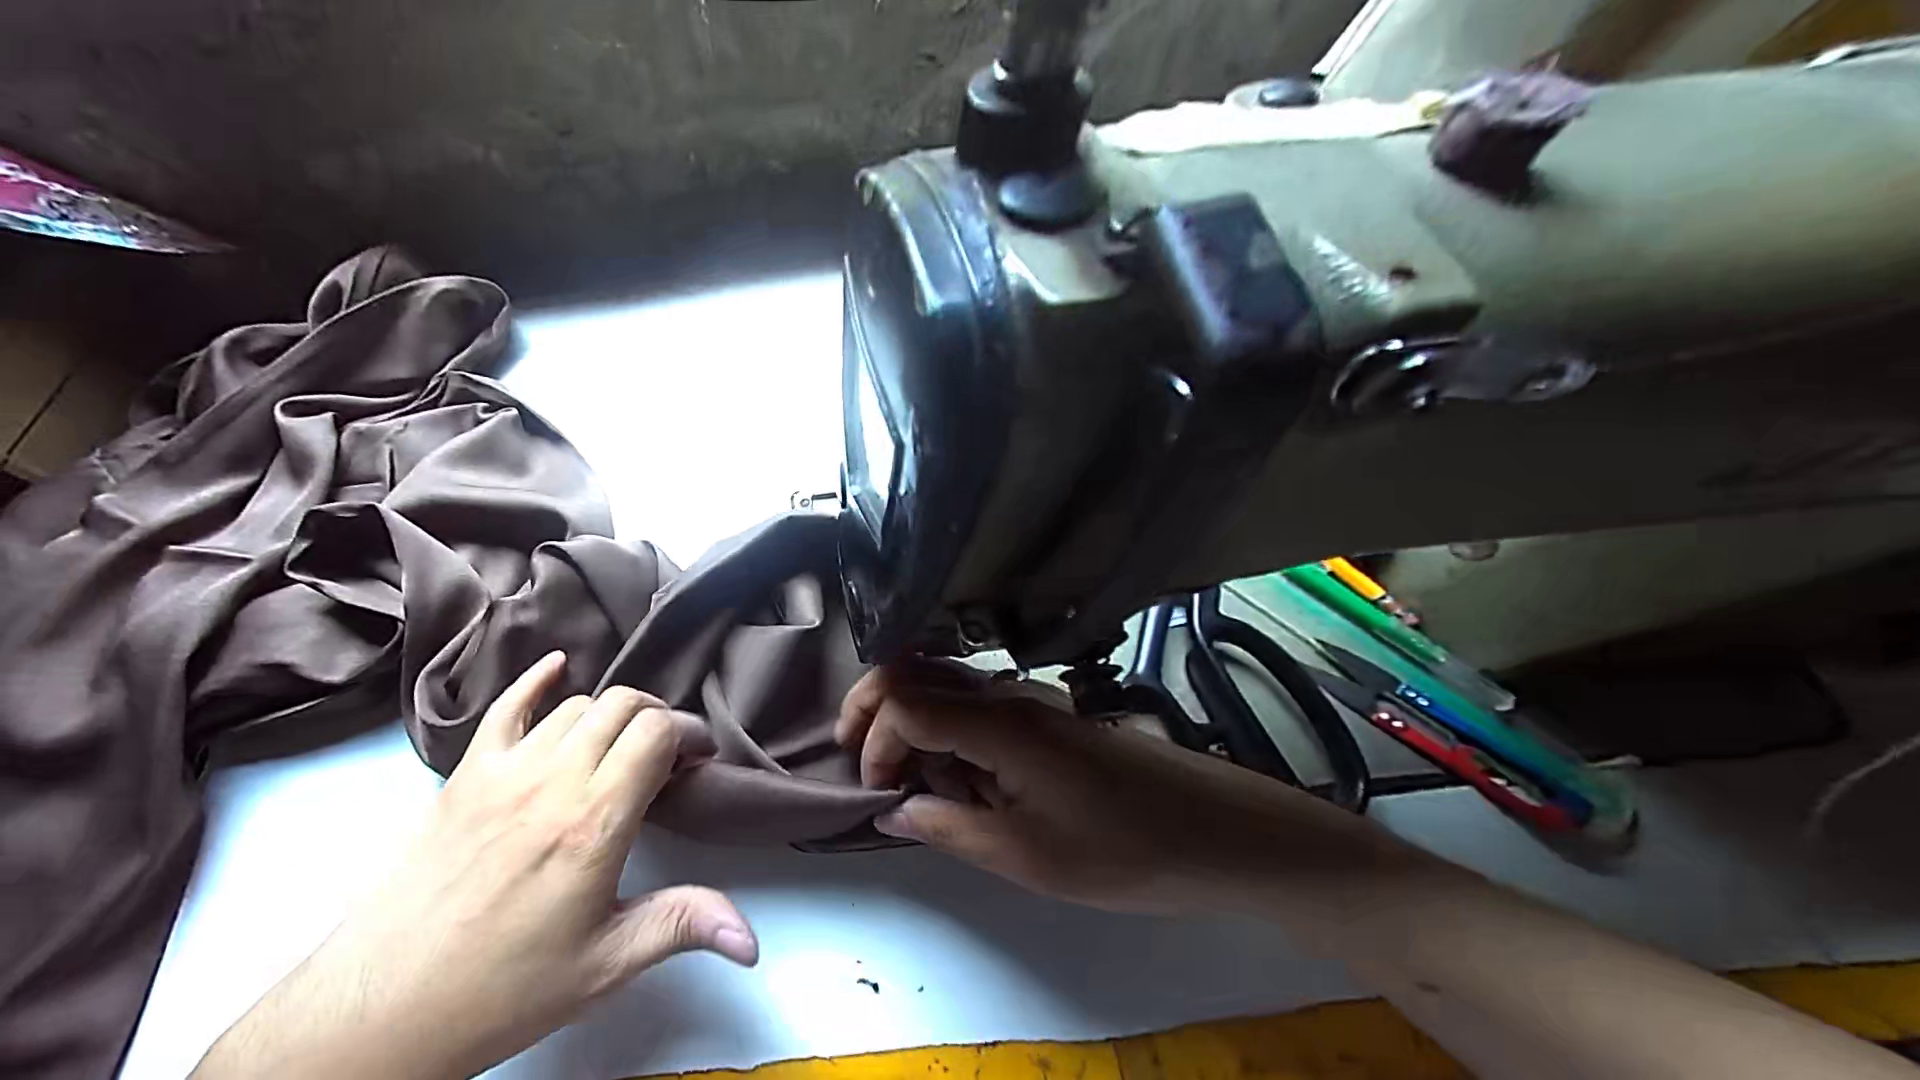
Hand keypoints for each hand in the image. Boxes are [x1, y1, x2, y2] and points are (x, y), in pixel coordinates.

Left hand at [195, 653, 757, 1079]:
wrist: (376, 1013)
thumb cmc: (501, 989)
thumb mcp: (606, 964)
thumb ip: (683, 925)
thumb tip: (752, 941)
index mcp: (594, 822)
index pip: (657, 732)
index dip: (690, 733)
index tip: (699, 759)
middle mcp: (552, 782)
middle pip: (623, 707)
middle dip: (659, 717)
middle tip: (670, 751)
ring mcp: (503, 773)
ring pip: (577, 705)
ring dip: (613, 712)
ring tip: (624, 741)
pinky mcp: (464, 777)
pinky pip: (505, 707)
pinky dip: (536, 679)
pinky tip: (558, 667)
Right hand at [836, 661, 1423, 915]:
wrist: (1217, 831)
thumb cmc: (1124, 851)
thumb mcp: (1029, 858)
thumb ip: (952, 828)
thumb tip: (897, 810)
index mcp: (1001, 723)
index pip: (906, 702)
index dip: (876, 741)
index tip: (878, 792)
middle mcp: (1010, 696)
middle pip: (918, 674)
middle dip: (876, 711)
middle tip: (866, 765)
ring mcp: (1032, 701)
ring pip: (946, 688)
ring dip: (914, 726)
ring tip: (921, 786)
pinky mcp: (1049, 716)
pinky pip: (979, 708)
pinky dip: (951, 735)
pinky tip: (967, 782)